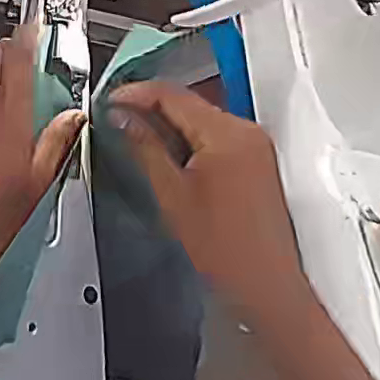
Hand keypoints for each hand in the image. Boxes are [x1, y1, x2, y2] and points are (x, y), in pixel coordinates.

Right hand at [108, 82, 306, 325]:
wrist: (268, 286)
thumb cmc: (225, 248)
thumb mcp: (172, 193)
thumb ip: (144, 147)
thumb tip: (122, 118)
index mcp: (226, 133)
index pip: (172, 95)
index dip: (136, 94)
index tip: (111, 102)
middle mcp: (246, 131)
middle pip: (188, 103)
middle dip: (150, 107)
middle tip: (118, 118)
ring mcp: (255, 144)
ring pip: (201, 118)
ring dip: (169, 122)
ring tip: (137, 136)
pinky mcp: (257, 159)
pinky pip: (216, 134)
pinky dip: (190, 137)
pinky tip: (170, 154)